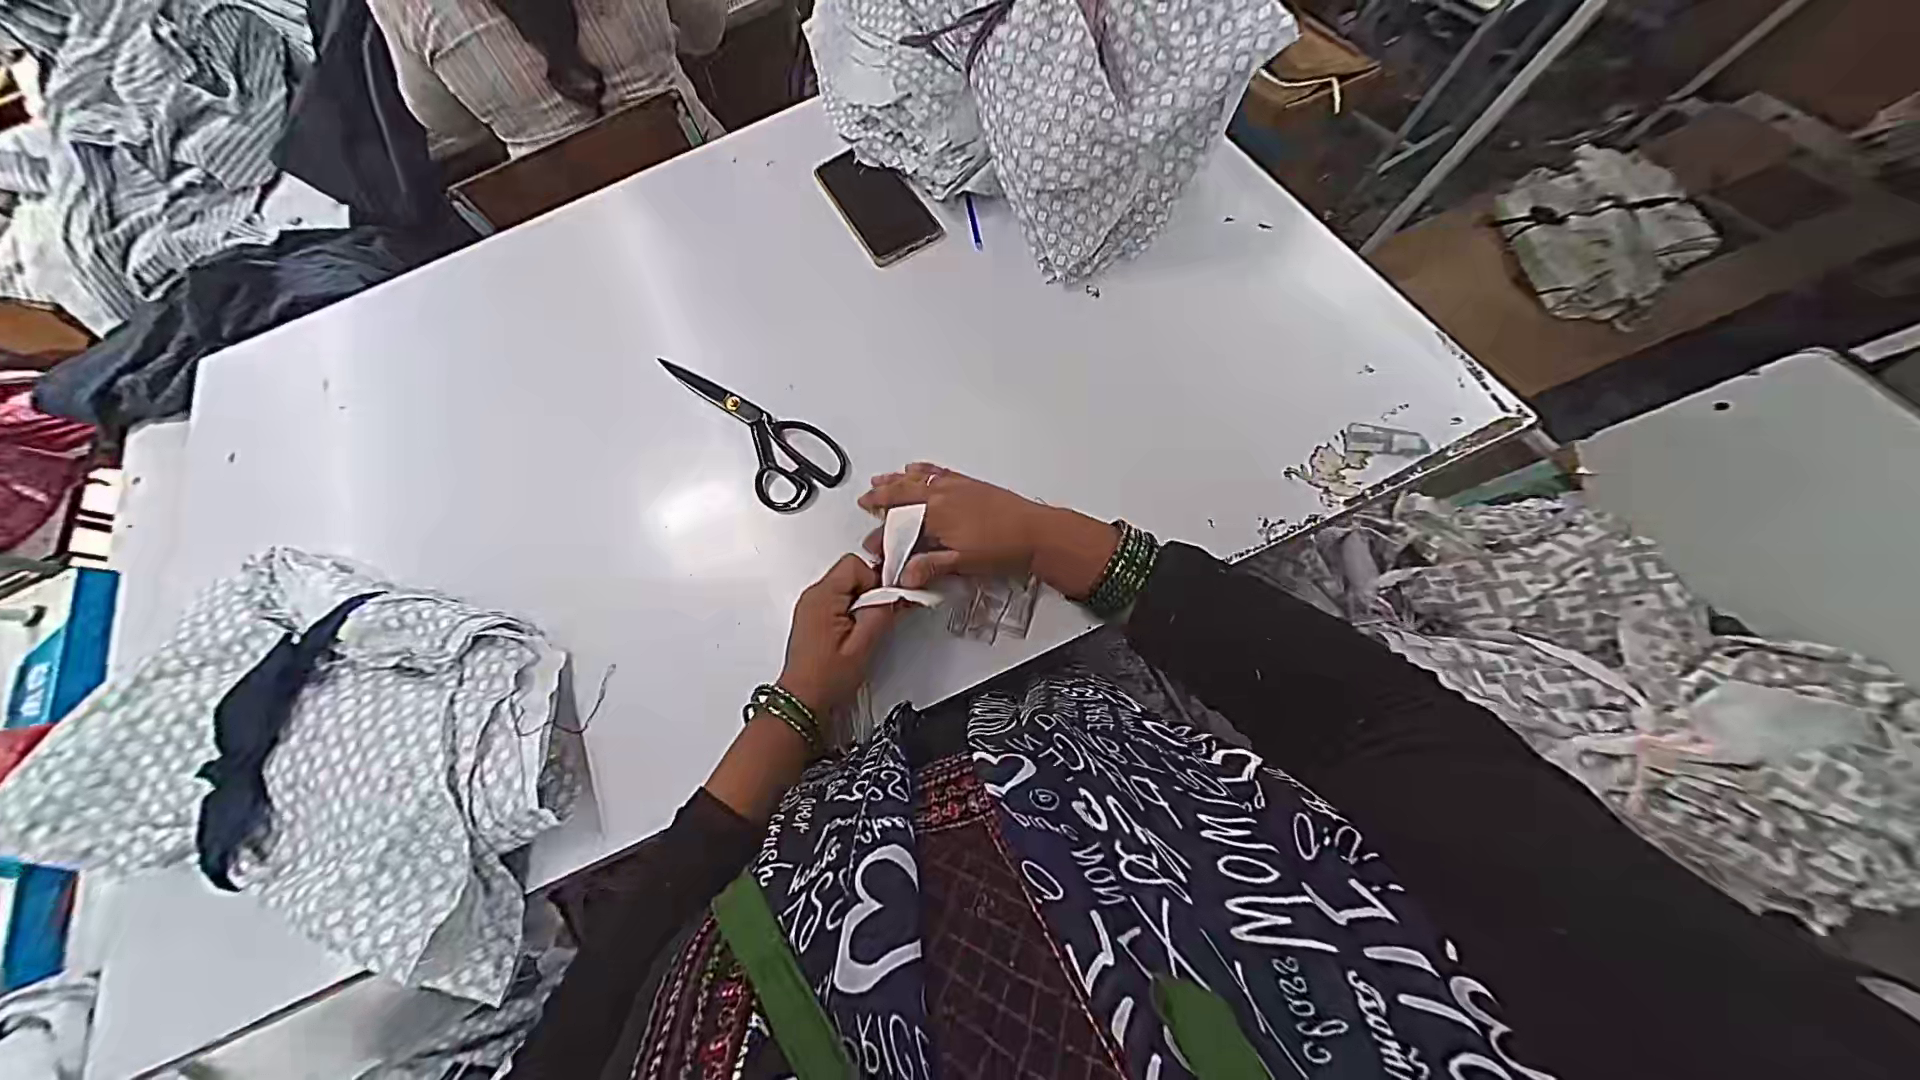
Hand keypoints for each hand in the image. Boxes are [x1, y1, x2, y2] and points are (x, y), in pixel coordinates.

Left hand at [776, 553, 900, 716]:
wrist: (803, 700)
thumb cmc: (824, 678)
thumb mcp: (863, 644)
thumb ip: (883, 612)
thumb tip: (898, 592)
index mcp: (822, 597)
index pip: (856, 565)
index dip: (877, 580)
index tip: (887, 600)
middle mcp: (813, 596)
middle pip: (852, 573)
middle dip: (871, 591)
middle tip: (876, 617)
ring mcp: (812, 605)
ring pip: (847, 586)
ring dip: (862, 602)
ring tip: (863, 629)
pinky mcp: (814, 616)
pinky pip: (839, 600)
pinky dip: (852, 610)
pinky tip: (855, 632)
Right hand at [858, 463, 1119, 599]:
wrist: (1037, 533)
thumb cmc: (1004, 547)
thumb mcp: (962, 563)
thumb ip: (930, 567)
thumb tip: (905, 576)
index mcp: (936, 514)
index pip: (899, 524)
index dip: (883, 536)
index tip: (874, 547)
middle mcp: (943, 495)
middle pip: (903, 493)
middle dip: (881, 497)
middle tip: (866, 501)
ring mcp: (956, 487)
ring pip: (917, 479)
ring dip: (896, 480)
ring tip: (880, 480)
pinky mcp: (969, 484)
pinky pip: (938, 472)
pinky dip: (923, 470)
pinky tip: (917, 468)